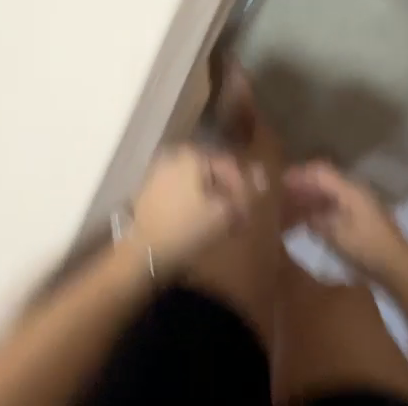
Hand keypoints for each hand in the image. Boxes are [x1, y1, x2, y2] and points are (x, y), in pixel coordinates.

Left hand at [129, 146, 263, 271]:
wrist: (143, 254)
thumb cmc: (187, 228)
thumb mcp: (224, 212)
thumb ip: (247, 193)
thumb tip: (264, 176)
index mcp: (192, 153)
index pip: (230, 163)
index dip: (245, 187)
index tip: (252, 209)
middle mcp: (174, 155)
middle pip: (213, 172)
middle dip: (229, 192)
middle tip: (240, 216)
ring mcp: (159, 171)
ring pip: (197, 182)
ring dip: (212, 198)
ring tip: (223, 223)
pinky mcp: (149, 191)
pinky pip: (181, 191)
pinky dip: (194, 203)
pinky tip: (200, 223)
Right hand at [282, 162, 407, 287]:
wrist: (400, 270)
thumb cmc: (367, 249)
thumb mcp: (336, 234)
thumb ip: (316, 219)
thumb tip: (304, 212)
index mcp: (349, 189)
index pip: (318, 171)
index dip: (297, 174)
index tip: (277, 180)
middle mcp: (354, 191)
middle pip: (323, 181)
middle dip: (301, 186)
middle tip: (280, 195)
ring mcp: (360, 205)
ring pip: (328, 195)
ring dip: (309, 199)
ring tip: (289, 209)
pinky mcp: (362, 220)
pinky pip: (335, 207)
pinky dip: (320, 211)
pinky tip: (309, 223)